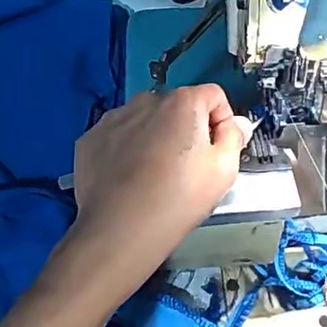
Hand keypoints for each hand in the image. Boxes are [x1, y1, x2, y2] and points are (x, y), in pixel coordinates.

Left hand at [63, 86, 252, 305]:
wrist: (119, 231)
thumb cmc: (177, 199)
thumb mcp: (224, 170)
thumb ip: (234, 137)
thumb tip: (236, 123)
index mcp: (184, 103)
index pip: (214, 95)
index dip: (222, 120)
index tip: (218, 147)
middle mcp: (147, 101)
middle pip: (178, 106)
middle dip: (187, 128)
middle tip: (189, 165)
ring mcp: (114, 119)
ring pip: (146, 120)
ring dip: (156, 136)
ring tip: (157, 174)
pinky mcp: (91, 139)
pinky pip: (119, 135)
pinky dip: (127, 149)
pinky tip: (132, 178)